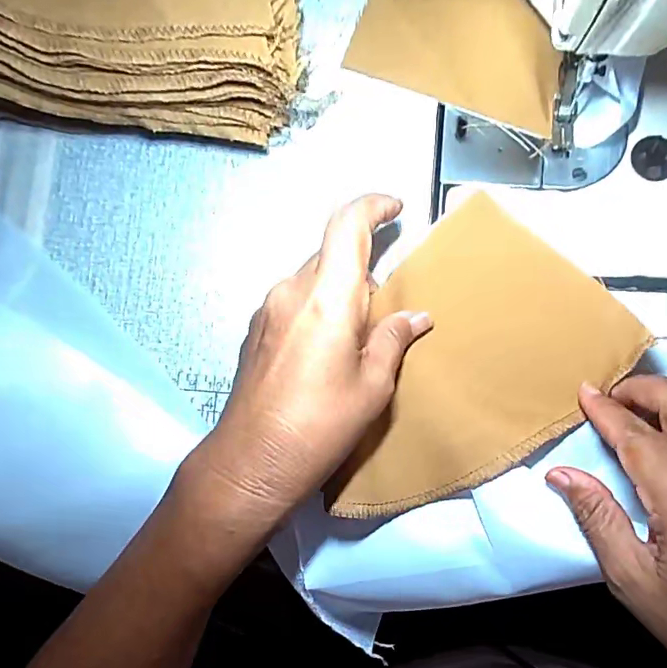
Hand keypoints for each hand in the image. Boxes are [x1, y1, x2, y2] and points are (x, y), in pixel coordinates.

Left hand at [184, 195, 431, 533]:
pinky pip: (291, 301)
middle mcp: (290, 291)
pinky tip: (323, 351)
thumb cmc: (319, 426)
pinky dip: (315, 308)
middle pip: (329, 254)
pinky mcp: (254, 331)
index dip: (373, 206)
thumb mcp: (371, 388)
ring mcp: (266, 310)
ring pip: (309, 279)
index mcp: (326, 297)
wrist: (251, 461)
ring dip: (336, 291)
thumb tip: (415, 317)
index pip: (347, 225)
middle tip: (381, 309)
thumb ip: (392, 341)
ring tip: (353, 338)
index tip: (394, 208)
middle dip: (361, 267)